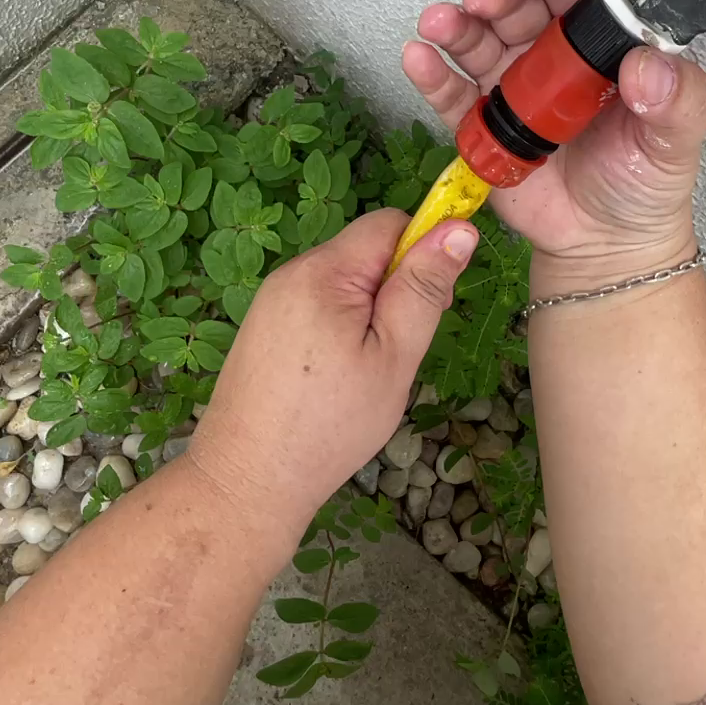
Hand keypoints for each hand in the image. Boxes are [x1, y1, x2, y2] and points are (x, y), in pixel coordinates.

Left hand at [183, 209, 477, 534]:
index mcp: (325, 271)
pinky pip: (318, 303)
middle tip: (398, 349)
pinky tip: (337, 374)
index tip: (433, 302)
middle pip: (365, 252)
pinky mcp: (264, 324)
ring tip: (367, 368)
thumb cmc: (331, 424)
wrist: (246, 481)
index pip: (389, 223)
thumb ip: (424, 289)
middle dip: (395, 287)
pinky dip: (341, 325)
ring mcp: (273, 299)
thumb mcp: (394, 356)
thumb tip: (460, 228)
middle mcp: (293, 272)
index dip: (422, 250)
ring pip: (344, 281)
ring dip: (369, 310)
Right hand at [400, 0, 705, 286]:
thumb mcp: (676, 140)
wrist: (604, 243)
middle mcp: (548, 57)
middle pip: (515, 5)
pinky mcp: (480, 126)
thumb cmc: (642, 182)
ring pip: (476, 41)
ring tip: (440, 22)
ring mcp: (510, 88)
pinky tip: (418, 56)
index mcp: (596, 45)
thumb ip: (678, 99)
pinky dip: (431, 73)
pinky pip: (450, 93)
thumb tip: (648, 65)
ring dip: (455, 24)